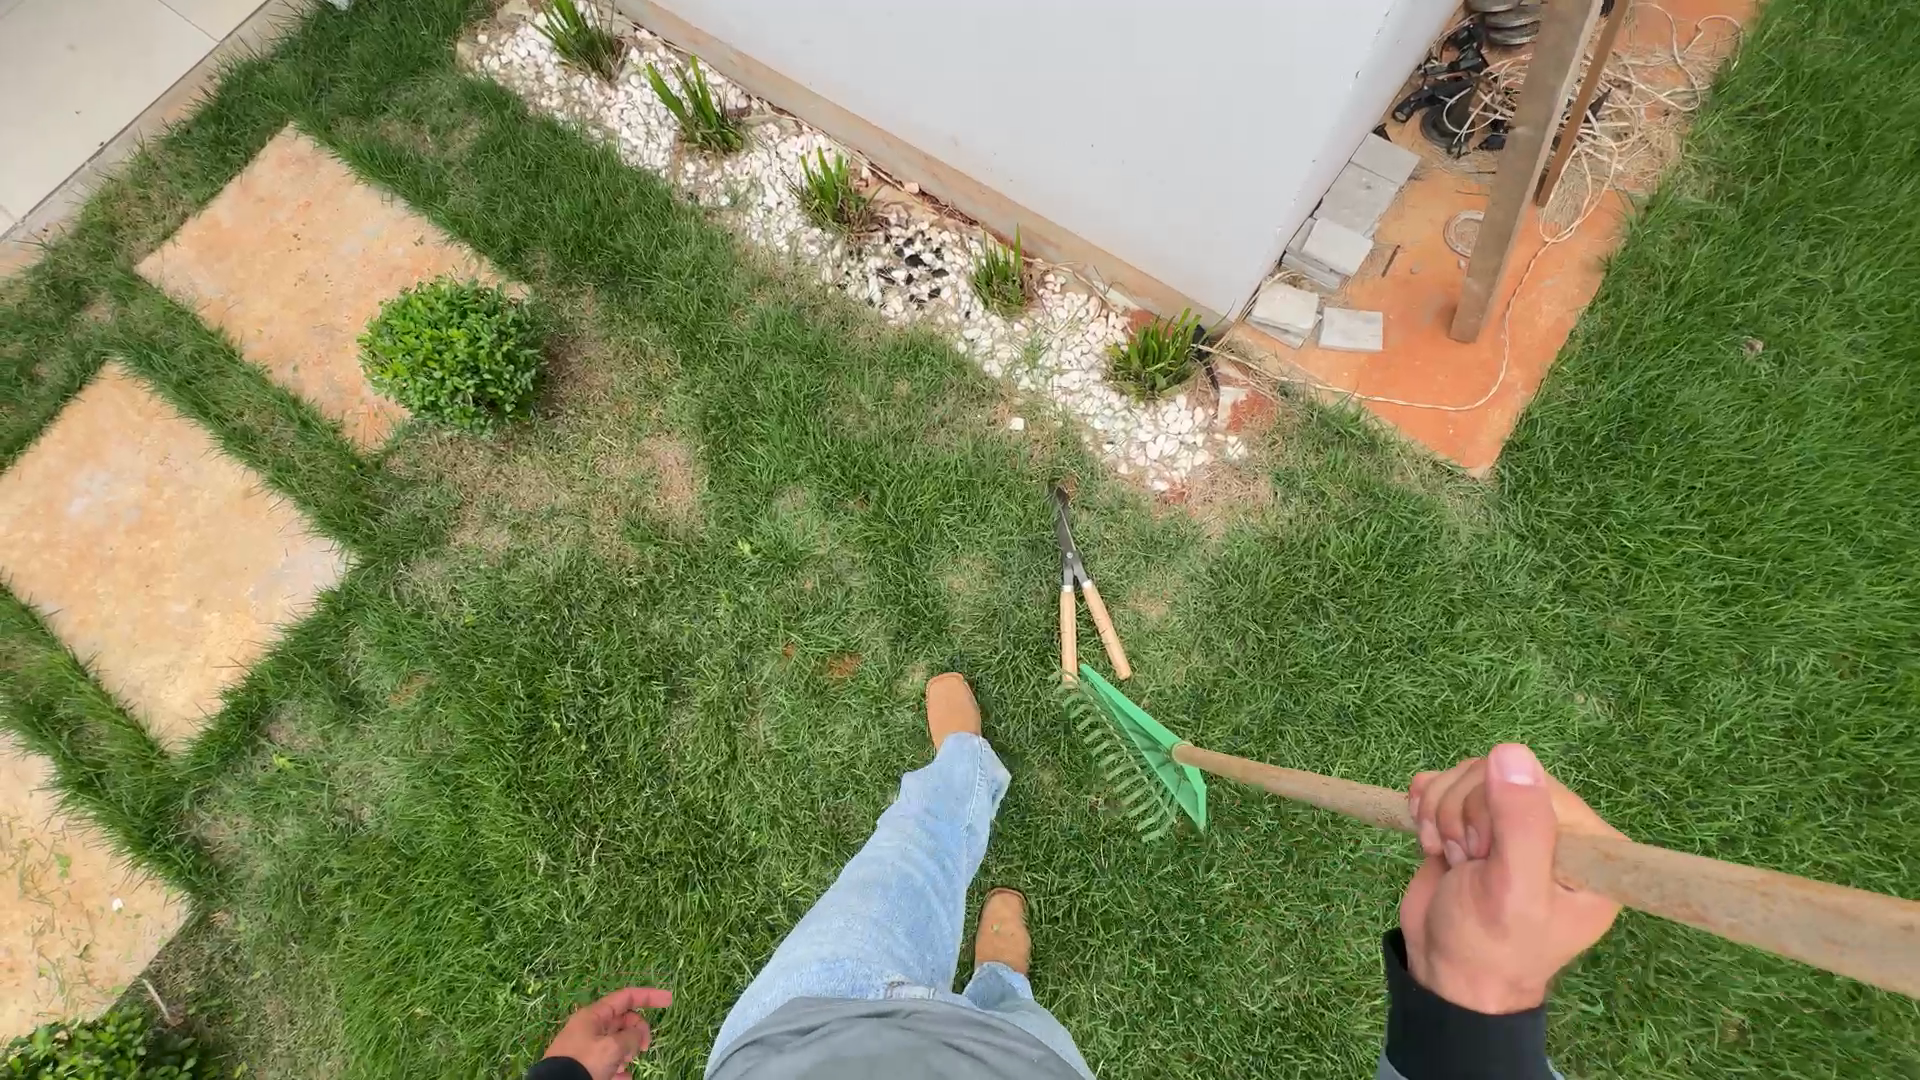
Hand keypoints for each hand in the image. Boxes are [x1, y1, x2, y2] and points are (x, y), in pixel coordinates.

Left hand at [542, 987, 672, 1079]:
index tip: (669, 1000)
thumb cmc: (584, 1063)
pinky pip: (608, 1063)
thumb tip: (636, 1039)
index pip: (627, 997)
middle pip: (624, 1021)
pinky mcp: (584, 1067)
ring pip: (617, 1043)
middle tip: (644, 1048)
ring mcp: (586, 1048)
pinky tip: (623, 1079)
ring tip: (625, 1066)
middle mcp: (590, 1028)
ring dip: (627, 1053)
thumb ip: (632, 1037)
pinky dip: (618, 1070)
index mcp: (595, 1015)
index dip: (650, 996)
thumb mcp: (612, 1047)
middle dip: (638, 1032)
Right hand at [1399, 743, 1621, 1013]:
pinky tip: (1427, 835)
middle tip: (1467, 861)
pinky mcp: (1468, 818)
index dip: (1496, 809)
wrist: (1444, 963)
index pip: (1534, 784)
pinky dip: (1422, 804)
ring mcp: (1508, 822)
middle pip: (1492, 775)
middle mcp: (1554, 827)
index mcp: (1588, 845)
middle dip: (1460, 814)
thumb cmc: (1491, 943)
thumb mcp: (1512, 890)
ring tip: (1448, 856)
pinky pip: (1439, 781)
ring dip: (1438, 813)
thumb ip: (1520, 823)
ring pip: (1461, 776)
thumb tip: (1511, 750)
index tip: (1489, 855)